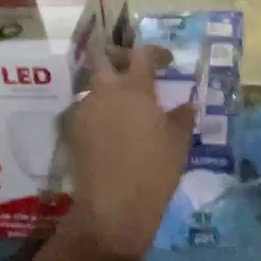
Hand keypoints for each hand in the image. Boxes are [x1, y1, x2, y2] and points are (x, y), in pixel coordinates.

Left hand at [58, 45, 194, 259]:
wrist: (113, 208)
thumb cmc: (154, 171)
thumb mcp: (178, 143)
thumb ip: (182, 118)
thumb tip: (187, 105)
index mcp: (134, 88)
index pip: (142, 55)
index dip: (156, 52)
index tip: (167, 60)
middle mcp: (105, 91)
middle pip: (104, 59)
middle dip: (119, 58)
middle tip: (134, 70)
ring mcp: (85, 110)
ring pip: (93, 85)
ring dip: (108, 86)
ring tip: (124, 103)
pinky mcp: (73, 131)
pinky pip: (86, 109)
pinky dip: (99, 110)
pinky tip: (111, 127)